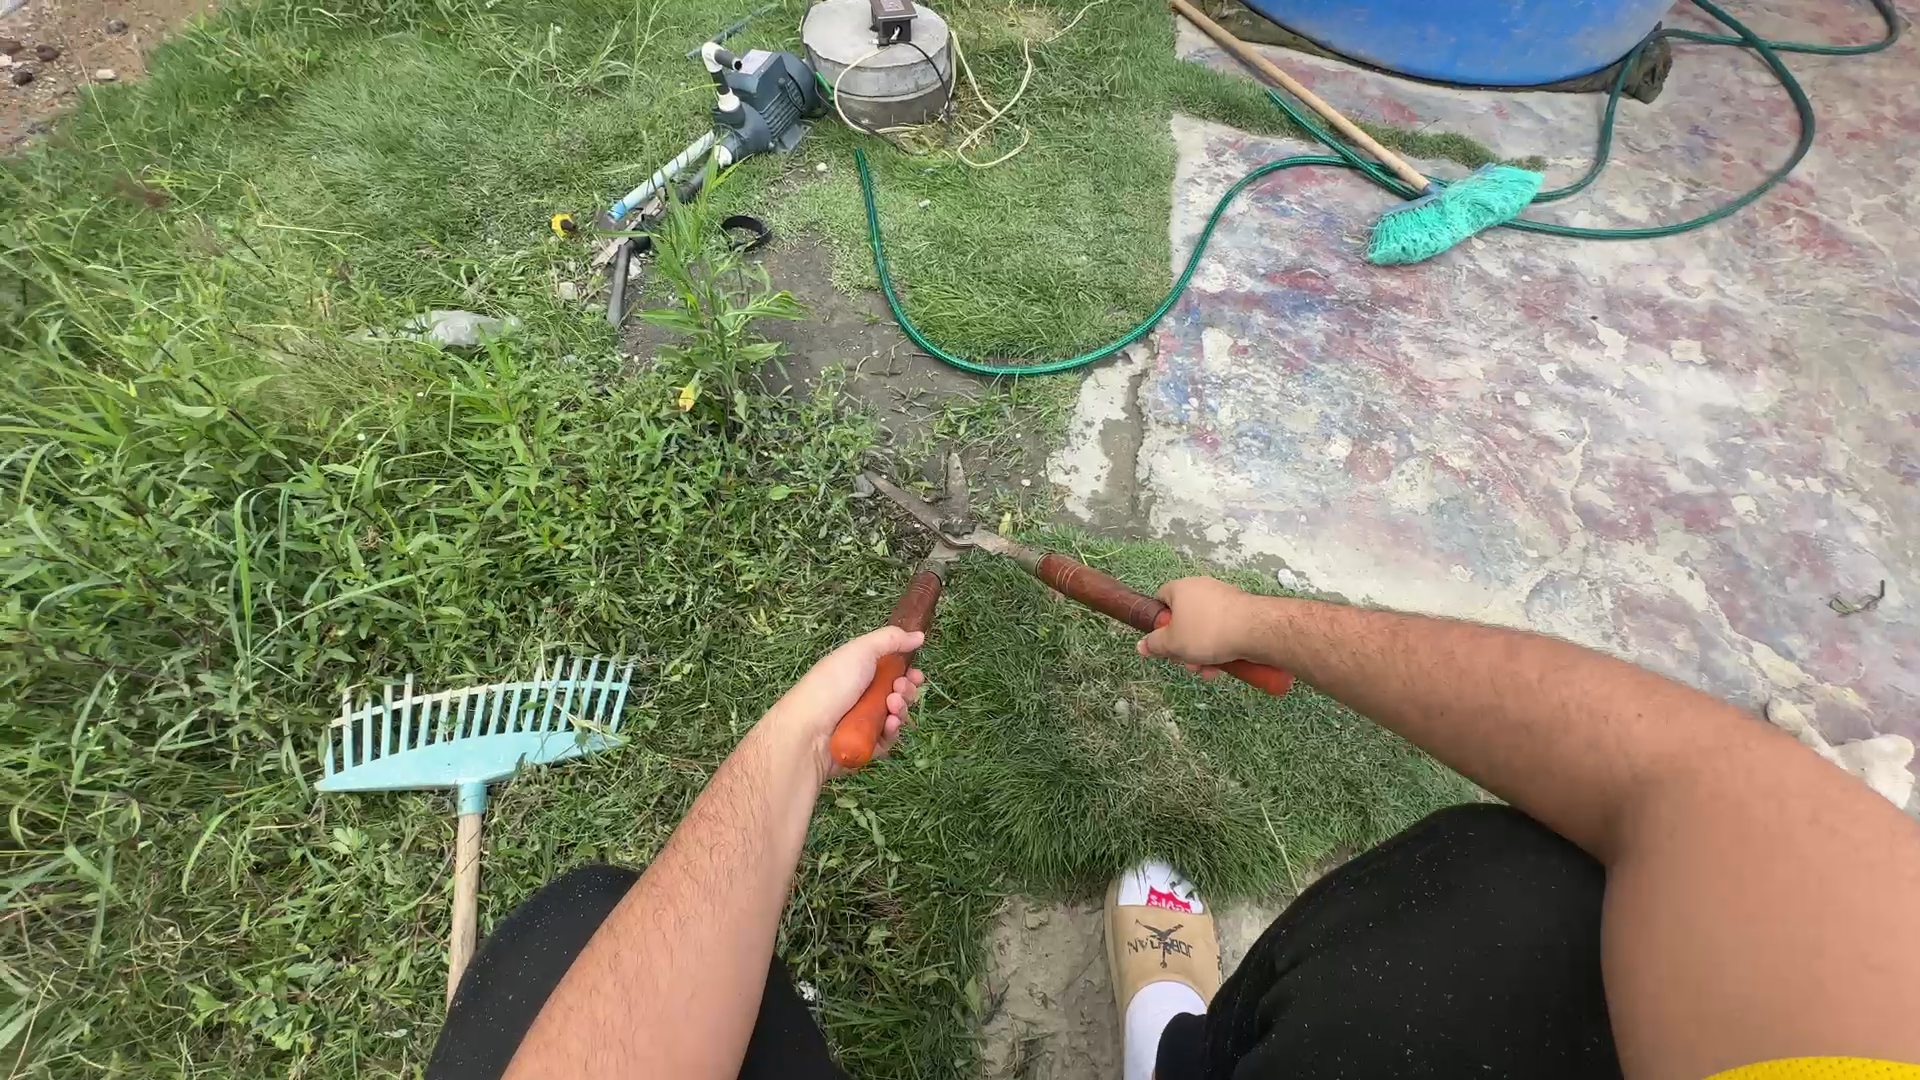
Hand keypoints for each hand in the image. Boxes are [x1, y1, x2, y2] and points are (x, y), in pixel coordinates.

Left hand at [762, 626, 926, 782]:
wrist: (808, 730)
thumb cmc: (832, 684)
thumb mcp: (861, 651)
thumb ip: (891, 639)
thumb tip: (919, 635)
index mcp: (860, 672)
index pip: (893, 672)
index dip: (908, 673)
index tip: (916, 673)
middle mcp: (863, 695)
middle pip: (899, 693)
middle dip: (907, 690)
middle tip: (899, 689)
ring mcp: (865, 721)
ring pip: (897, 716)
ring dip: (901, 708)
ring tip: (892, 706)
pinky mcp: (866, 745)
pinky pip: (889, 738)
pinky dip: (892, 730)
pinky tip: (888, 724)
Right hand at [1137, 576, 1255, 677]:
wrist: (1257, 630)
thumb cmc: (1207, 632)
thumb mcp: (1172, 643)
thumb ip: (1154, 644)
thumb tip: (1141, 646)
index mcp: (1180, 588)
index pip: (1161, 600)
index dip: (1159, 623)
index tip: (1164, 641)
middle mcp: (1202, 588)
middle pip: (1184, 619)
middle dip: (1183, 645)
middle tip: (1187, 663)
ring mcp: (1224, 598)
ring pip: (1205, 628)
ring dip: (1202, 652)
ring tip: (1208, 671)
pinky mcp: (1243, 611)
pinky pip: (1224, 630)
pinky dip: (1221, 647)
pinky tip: (1224, 667)